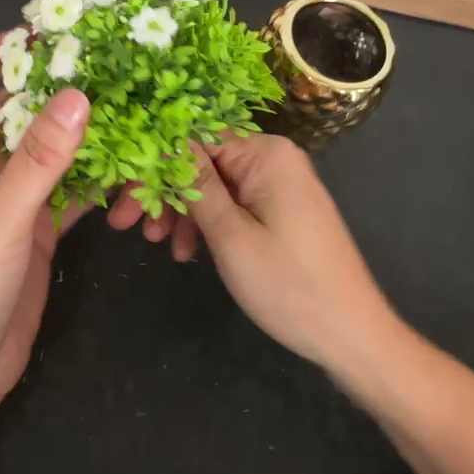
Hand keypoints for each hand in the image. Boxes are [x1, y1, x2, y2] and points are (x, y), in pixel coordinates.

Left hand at [0, 34, 91, 419]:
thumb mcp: (1, 217)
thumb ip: (41, 160)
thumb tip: (79, 94)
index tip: (34, 32)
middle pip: (16, 116)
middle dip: (50, 89)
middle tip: (104, 63)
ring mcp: (14, 207)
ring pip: (49, 156)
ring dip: (80, 135)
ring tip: (128, 107)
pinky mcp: (38, 237)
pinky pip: (70, 195)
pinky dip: (95, 181)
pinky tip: (129, 169)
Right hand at [124, 134, 404, 382]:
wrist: (352, 336)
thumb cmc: (288, 285)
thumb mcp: (230, 235)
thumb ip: (195, 184)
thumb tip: (164, 140)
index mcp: (266, 154)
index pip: (194, 137)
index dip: (154, 163)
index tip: (121, 195)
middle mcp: (274, 159)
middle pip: (202, 161)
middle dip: (164, 192)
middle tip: (125, 226)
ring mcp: (280, 185)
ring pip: (214, 186)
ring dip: (182, 212)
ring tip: (157, 245)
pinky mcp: (282, 210)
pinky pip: (234, 204)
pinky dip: (208, 224)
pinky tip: (189, 252)